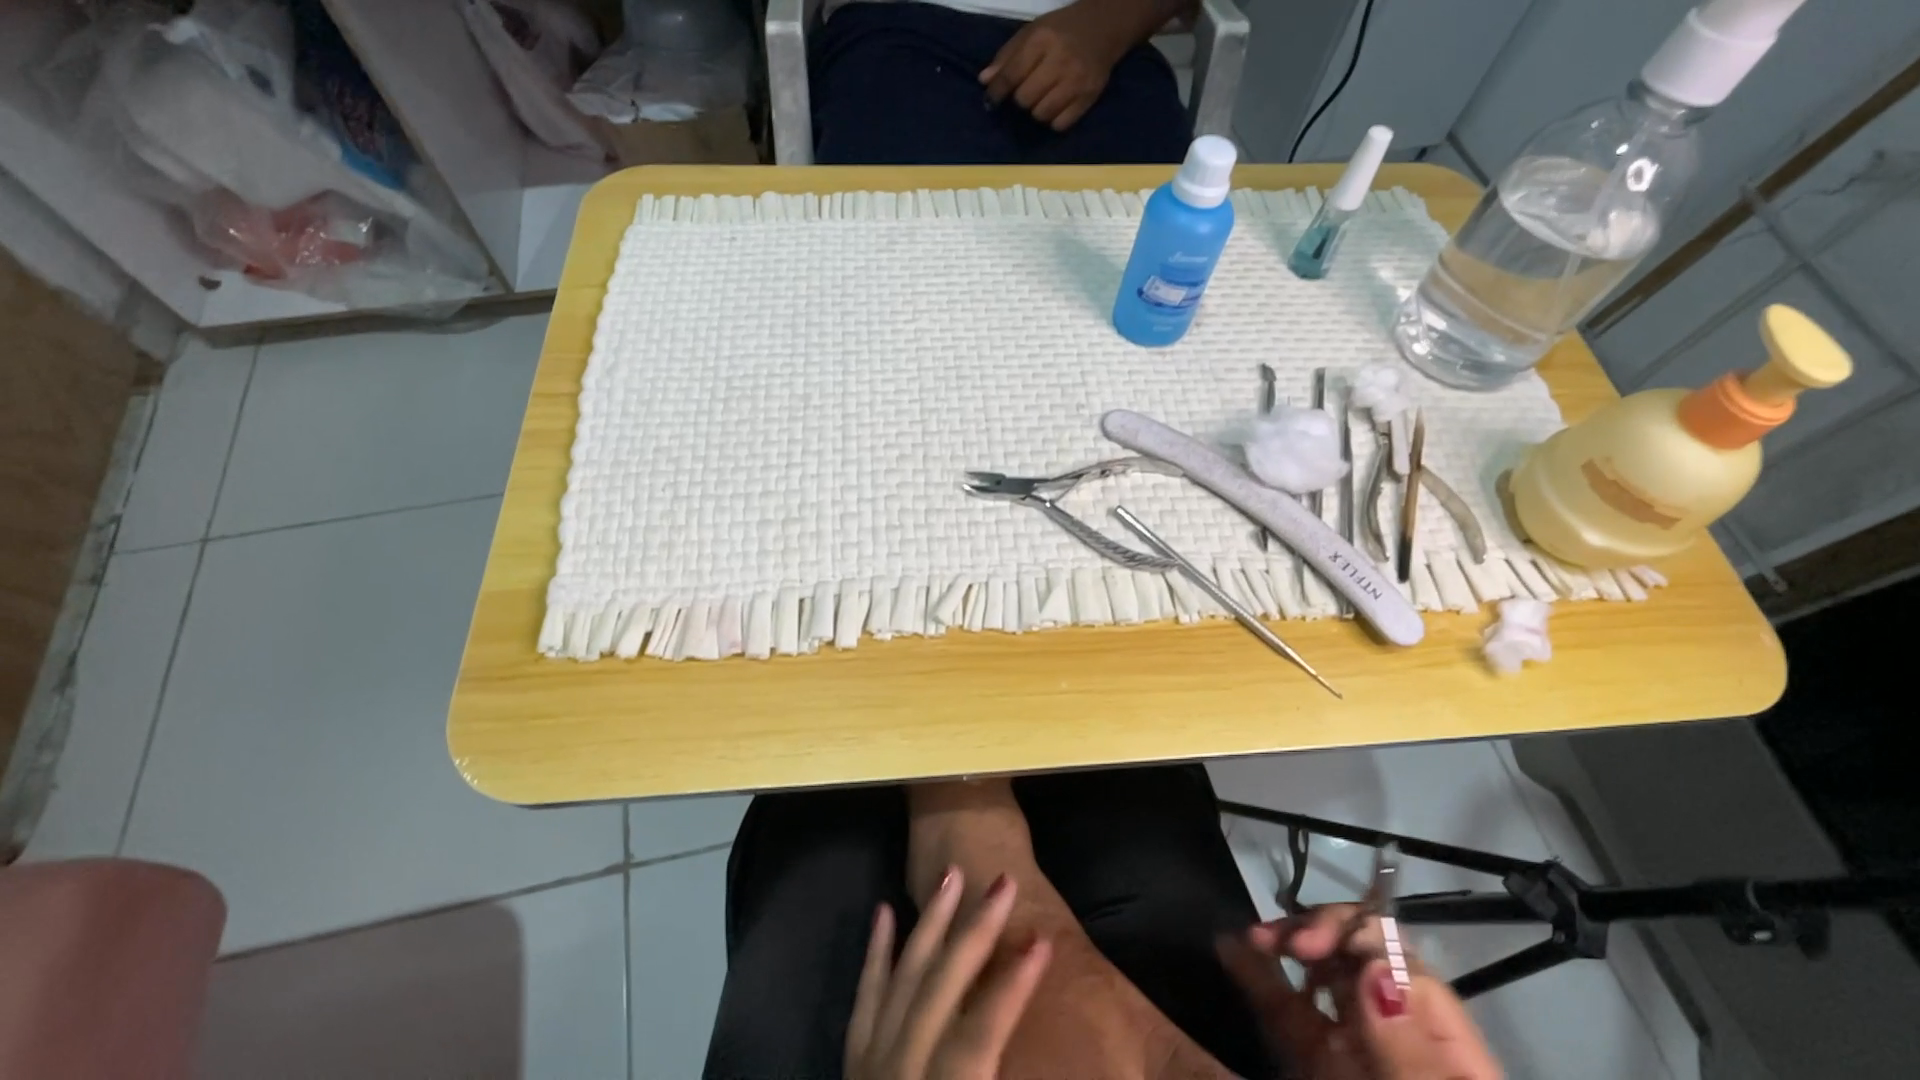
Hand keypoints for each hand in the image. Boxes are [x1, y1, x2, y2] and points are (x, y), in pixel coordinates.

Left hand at [846, 869, 1052, 1079]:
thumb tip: (1048, 1049)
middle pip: (940, 987)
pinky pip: (864, 996)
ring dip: (930, 923)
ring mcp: (872, 1059)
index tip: (1042, 940)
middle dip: (974, 931)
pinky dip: (876, 951)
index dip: (1012, 987)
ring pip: (902, 978)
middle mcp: (903, 1065)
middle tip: (1003, 881)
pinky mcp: (854, 1058)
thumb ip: (1006, 1070)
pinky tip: (884, 911)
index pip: (980, 1031)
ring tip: (951, 875)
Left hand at [980, 2, 1130, 130]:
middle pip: (1025, 99)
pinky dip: (1053, 120)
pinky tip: (1055, 107)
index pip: (1011, 75)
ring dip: (1036, 111)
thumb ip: (1007, 56)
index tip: (991, 101)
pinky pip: (1060, 125)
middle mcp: (1060, 61)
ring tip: (1042, 99)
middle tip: (1026, 92)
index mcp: (1042, 40)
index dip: (997, 92)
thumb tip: (985, 81)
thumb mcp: (1032, 32)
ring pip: (1041, 114)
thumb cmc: (1062, 30)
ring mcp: (1077, 81)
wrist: (1105, 26)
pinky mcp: (1089, 97)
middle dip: (1021, 99)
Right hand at [1218, 905, 1501, 1079]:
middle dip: (1317, 934)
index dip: (1352, 935)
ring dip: (1285, 948)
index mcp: (1444, 1046)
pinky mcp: (1320, 1067)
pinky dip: (1263, 982)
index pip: (1401, 963)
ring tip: (1246, 932)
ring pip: (1321, 983)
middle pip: (1360, 961)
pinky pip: (1292, 1017)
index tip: (1304, 944)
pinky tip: (1232, 953)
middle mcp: (1400, 1038)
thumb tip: (1375, 971)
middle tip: (1270, 936)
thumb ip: (1408, 1051)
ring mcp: (1357, 1053)